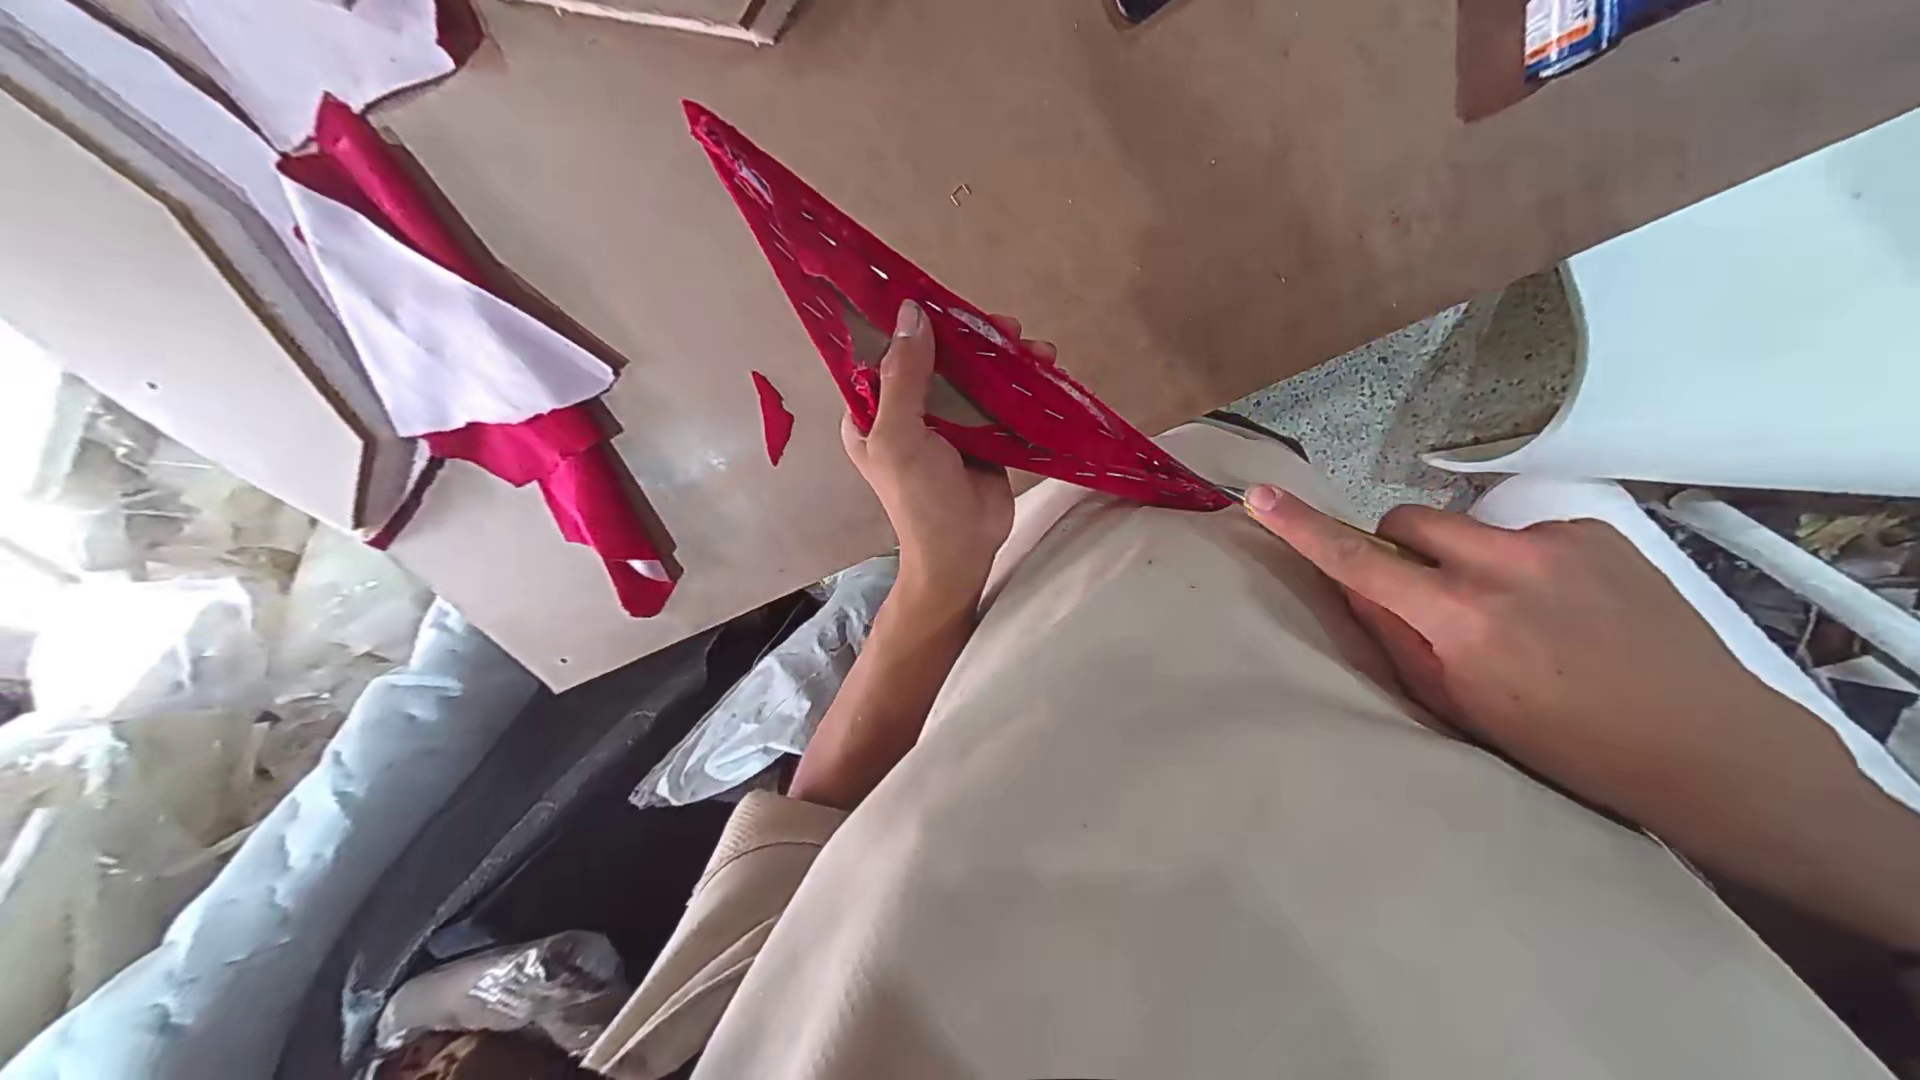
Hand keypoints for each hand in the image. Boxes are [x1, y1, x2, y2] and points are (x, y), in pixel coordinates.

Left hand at [843, 300, 1015, 609]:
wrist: (962, 551)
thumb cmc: (920, 500)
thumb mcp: (900, 437)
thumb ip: (903, 377)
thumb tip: (910, 313)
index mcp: (873, 412)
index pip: (886, 355)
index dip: (910, 326)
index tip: (940, 300)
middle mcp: (907, 413)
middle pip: (936, 359)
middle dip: (969, 338)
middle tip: (1001, 326)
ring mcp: (946, 424)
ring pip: (969, 375)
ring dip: (999, 357)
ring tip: (1030, 345)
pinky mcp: (980, 435)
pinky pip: (995, 398)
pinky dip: (1016, 382)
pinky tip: (1041, 365)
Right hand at [1247, 487, 1919, 950]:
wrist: (1706, 746)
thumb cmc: (1556, 741)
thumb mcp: (1453, 702)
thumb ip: (1392, 636)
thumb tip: (1351, 584)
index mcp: (1460, 619)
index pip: (1358, 561)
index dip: (1303, 528)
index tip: (1262, 497)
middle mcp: (1504, 566)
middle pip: (1406, 521)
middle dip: (1398, 548)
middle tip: (1422, 593)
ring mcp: (1558, 542)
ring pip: (1462, 525)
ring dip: (1460, 557)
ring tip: (1510, 608)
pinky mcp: (1598, 533)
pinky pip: (1520, 532)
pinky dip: (1516, 560)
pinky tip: (1560, 605)